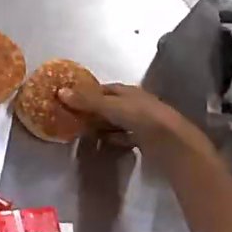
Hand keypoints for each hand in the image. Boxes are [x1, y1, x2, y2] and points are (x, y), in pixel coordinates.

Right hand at [57, 80, 213, 157]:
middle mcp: (136, 103)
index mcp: (128, 91)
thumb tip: (60, 92)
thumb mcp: (109, 106)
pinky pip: (125, 136)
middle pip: (112, 105)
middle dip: (95, 110)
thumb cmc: (140, 116)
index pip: (106, 88)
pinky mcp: (147, 139)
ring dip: (104, 125)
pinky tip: (105, 143)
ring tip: (87, 131)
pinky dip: (114, 138)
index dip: (89, 92)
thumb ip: (86, 100)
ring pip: (118, 121)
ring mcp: (143, 122)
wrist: (171, 141)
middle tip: (76, 117)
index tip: (73, 99)